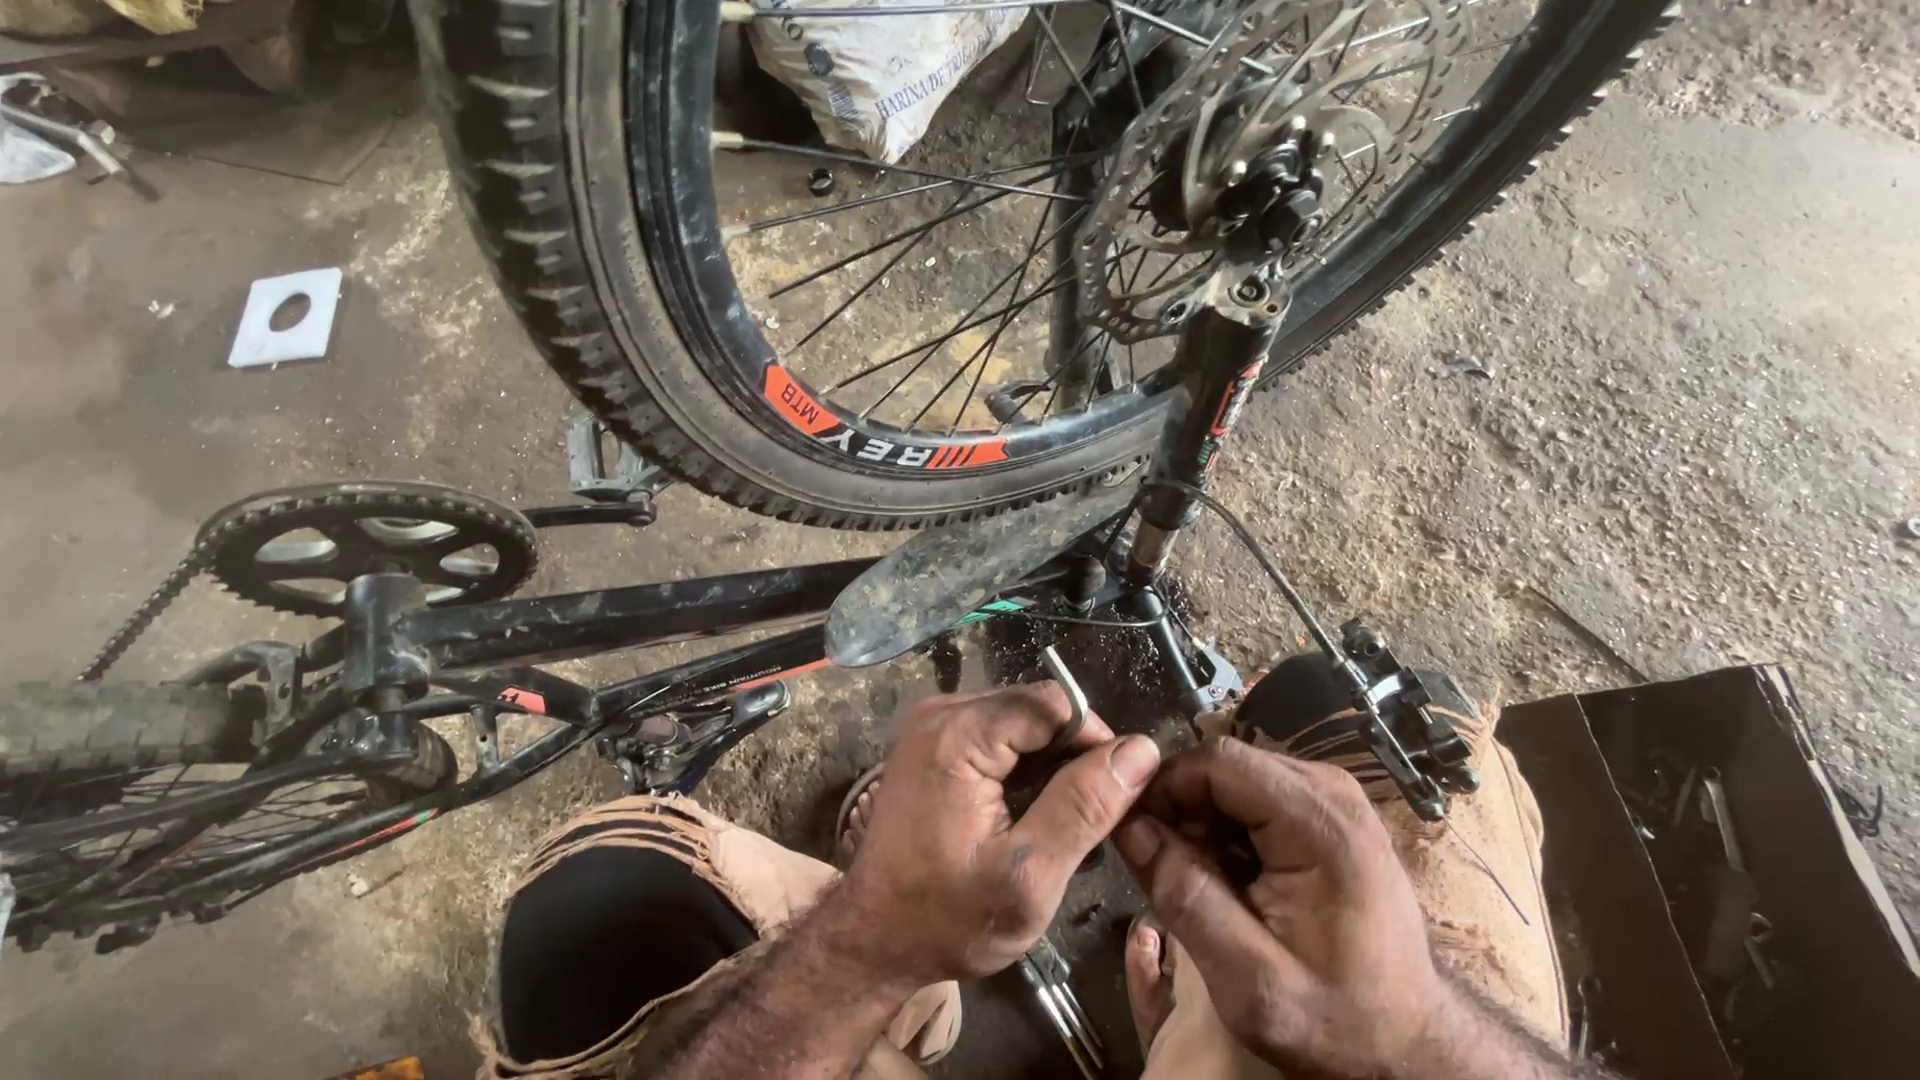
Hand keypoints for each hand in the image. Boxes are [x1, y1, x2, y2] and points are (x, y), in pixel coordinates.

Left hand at [837, 684, 1161, 985]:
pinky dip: (1020, 766)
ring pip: (1019, 721)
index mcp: (957, 734)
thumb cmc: (947, 918)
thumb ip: (1084, 807)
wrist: (874, 939)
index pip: (1054, 705)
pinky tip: (1024, 812)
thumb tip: (1141, 751)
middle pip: (1035, 708)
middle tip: (1085, 817)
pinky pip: (994, 734)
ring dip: (1047, 763)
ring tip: (1056, 820)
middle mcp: (940, 713)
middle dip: (1070, 755)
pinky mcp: (930, 743)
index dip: (1094, 743)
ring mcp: (931, 726)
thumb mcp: (1028, 875)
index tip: (1112, 795)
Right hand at [1114, 738, 1449, 1077]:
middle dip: (1180, 807)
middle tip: (1165, 868)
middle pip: (1223, 764)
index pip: (1216, 761)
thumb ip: (1187, 899)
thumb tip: (1130, 826)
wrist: (1410, 1041)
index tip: (1135, 836)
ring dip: (1200, 819)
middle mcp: (1331, 790)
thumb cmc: (1337, 1019)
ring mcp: (1332, 795)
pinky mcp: (1327, 810)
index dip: (1164, 787)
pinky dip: (1225, 826)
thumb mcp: (1249, 981)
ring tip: (1198, 879)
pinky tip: (1228, 876)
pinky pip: (1254, 793)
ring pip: (1233, 776)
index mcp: (1321, 824)